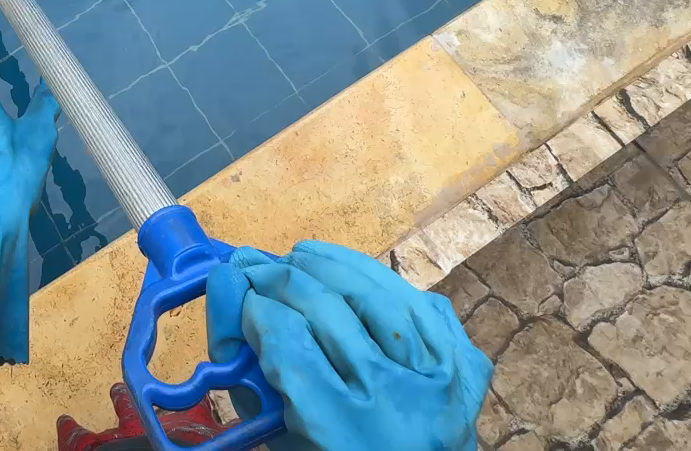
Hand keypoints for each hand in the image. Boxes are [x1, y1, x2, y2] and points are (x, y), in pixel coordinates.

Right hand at [207, 241, 491, 450]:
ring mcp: (439, 380)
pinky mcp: (464, 367)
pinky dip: (377, 276)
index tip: (236, 298)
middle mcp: (399, 403)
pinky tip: (344, 268)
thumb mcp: (276, 432)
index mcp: (344, 433)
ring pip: (371, 292)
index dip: (249, 306)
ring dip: (323, 263)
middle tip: (251, 268)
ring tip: (294, 257)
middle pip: (324, 307)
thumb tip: (225, 281)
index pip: (285, 337)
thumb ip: (244, 363)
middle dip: (275, 275)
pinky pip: (416, 300)